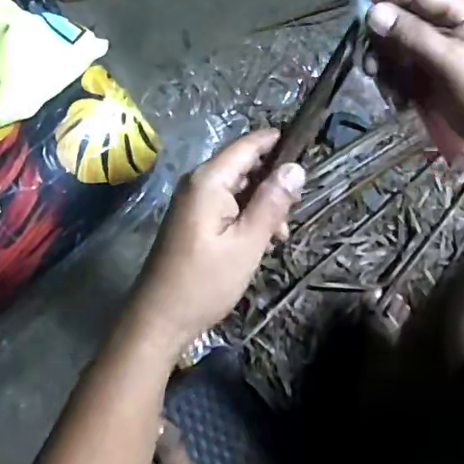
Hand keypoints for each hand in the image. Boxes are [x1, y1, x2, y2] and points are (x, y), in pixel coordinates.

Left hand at [125, 130, 304, 352]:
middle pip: (244, 163)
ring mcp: (193, 199)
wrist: (157, 322)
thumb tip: (296, 167)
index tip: (307, 146)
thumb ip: (272, 202)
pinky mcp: (192, 217)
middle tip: (297, 204)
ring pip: (238, 185)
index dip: (277, 141)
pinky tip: (263, 238)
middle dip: (272, 178)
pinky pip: (227, 202)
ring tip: (281, 231)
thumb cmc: (204, 282)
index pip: (248, 144)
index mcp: (209, 179)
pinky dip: (247, 213)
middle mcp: (198, 181)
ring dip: (262, 201)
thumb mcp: (247, 243)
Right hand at [364, 0, 463, 158]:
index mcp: (461, 11)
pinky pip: (404, 71)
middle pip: (401, 20)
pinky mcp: (434, 77)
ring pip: (398, 48)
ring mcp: (441, 53)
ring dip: (386, 66)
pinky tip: (397, 100)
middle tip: (365, 62)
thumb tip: (372, 11)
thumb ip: (412, 34)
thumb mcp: (451, 60)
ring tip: (385, 88)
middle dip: (380, 40)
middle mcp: (448, 26)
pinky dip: (395, 83)